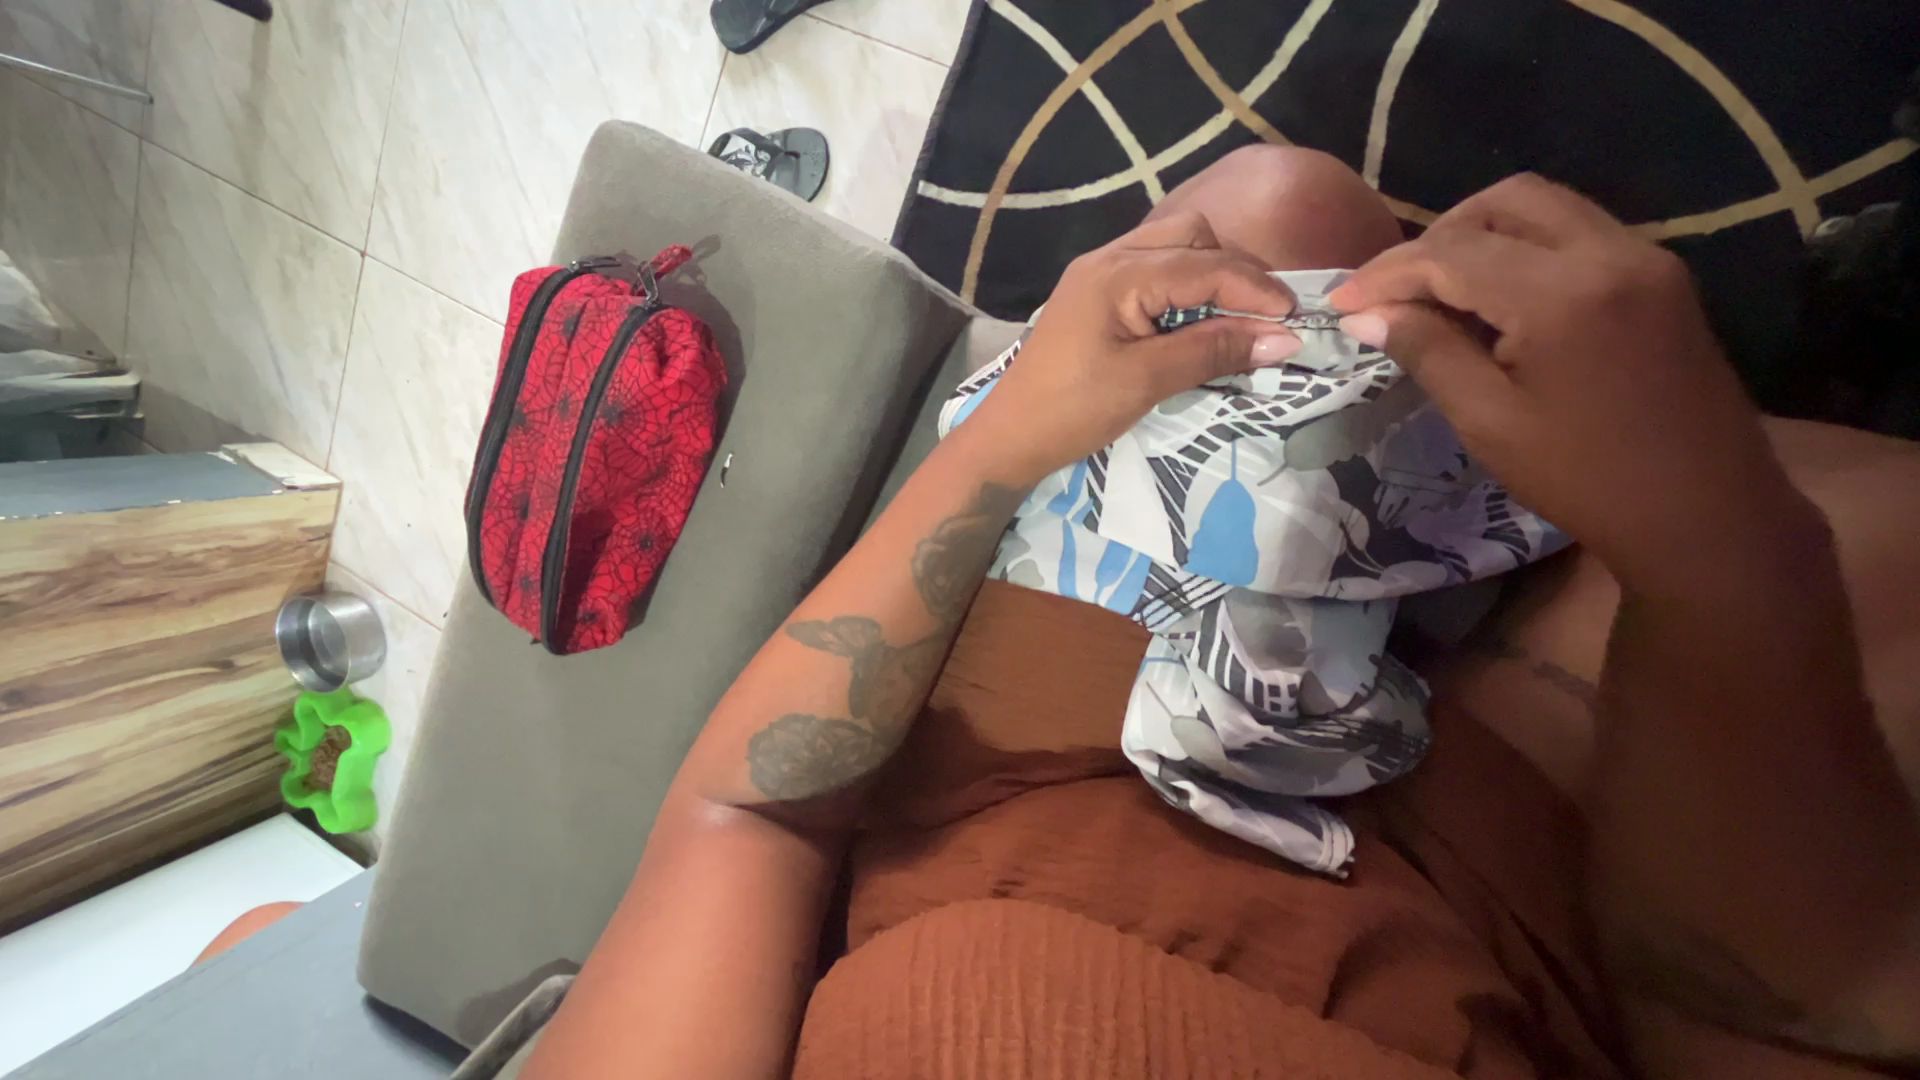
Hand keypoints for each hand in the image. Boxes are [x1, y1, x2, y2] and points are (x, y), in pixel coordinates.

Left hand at [960, 212, 1299, 485]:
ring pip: (1172, 249)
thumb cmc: (1072, 411)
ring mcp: (1097, 274)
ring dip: (1210, 274)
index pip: (1205, 265)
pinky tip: (1196, 317)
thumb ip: (1212, 351)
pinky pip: (1151, 270)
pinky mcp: (1093, 296)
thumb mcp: (1146, 381)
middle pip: (1191, 237)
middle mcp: (1107, 259)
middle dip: (1235, 271)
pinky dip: (1183, 286)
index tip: (1296, 320)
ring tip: (1236, 317)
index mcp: (1117, 274)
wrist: (1010, 437)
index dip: (1256, 290)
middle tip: (1265, 316)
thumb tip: (1284, 338)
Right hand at [1327, 175, 1811, 594]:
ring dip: (1476, 238)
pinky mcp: (1656, 276)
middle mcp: (1610, 253)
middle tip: (1391, 291)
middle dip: (1434, 238)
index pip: (1453, 253)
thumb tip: (1366, 315)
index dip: (1386, 272)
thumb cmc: (1580, 475)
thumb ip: (1428, 351)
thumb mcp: (1487, 420)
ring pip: (1543, 209)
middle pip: (1505, 202)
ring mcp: (1643, 259)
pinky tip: (1488, 301)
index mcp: (1563, 294)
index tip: (1340, 302)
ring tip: (1431, 293)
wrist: (1702, 509)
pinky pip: (1573, 234)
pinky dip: (1518, 250)